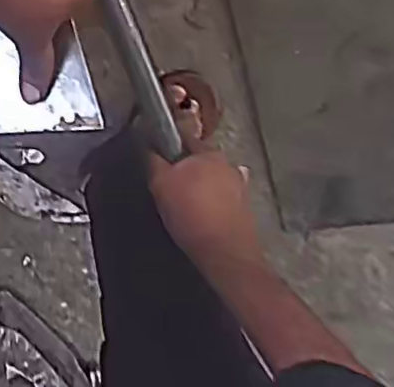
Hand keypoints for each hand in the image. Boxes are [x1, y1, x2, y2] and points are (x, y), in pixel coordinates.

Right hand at [146, 141, 264, 273]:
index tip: (152, 151)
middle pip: (198, 159)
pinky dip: (208, 202)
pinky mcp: (245, 213)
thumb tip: (147, 145)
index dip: (165, 141)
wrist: (227, 257)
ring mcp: (241, 190)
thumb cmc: (190, 212)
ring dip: (196, 185)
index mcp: (210, 153)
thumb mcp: (159, 181)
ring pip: (209, 180)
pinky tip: (197, 214)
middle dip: (182, 166)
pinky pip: (219, 199)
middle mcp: (230, 166)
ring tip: (179, 200)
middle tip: (164, 178)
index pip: (182, 136)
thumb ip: (152, 158)